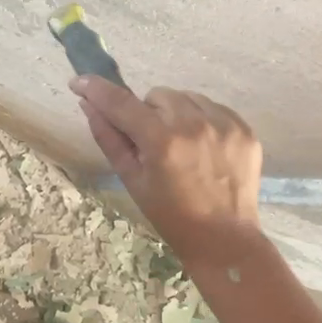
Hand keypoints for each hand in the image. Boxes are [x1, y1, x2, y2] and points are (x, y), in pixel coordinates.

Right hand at [72, 77, 262, 266]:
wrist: (225, 240)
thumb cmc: (171, 214)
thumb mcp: (131, 179)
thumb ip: (108, 137)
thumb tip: (87, 103)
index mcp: (162, 141)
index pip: (121, 102)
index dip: (95, 88)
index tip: (78, 82)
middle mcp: (193, 124)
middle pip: (155, 95)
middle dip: (146, 113)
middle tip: (150, 141)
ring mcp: (223, 124)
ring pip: (184, 97)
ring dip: (174, 113)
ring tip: (179, 143)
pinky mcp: (243, 128)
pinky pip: (211, 106)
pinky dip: (199, 119)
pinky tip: (201, 146)